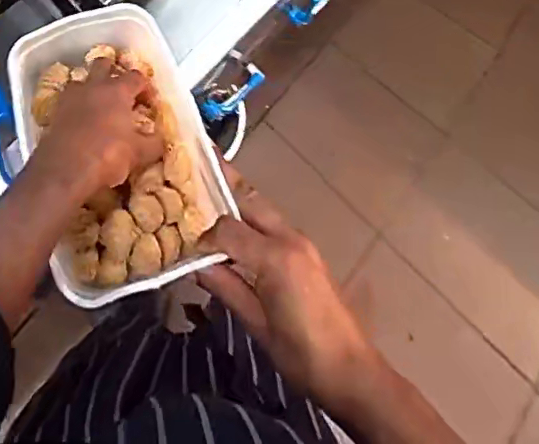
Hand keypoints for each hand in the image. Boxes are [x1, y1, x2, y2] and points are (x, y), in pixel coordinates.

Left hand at [28, 62, 164, 199]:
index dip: (146, 87)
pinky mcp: (54, 110)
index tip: (149, 103)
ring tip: (98, 104)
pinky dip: (75, 104)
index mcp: (118, 90)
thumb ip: (154, 143)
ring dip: (91, 86)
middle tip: (122, 92)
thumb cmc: (107, 155)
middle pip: (104, 64)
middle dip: (114, 72)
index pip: (137, 76)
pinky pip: (67, 98)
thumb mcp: (139, 154)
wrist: (64, 170)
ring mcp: (71, 96)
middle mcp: (94, 86)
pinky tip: (79, 119)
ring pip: (82, 79)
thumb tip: (161, 139)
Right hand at [197, 162, 460, 443]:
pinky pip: (273, 224)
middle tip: (197, 166)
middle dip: (223, 183)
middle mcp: (289, 239)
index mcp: (275, 258)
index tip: (186, 245)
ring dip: (237, 199)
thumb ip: (226, 288)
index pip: (227, 229)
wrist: (352, 373)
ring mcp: (302, 242)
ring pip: (262, 207)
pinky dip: (251, 218)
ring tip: (209, 189)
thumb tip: (195, 265)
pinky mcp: (307, 251)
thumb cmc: (302, 356)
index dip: (203, 235)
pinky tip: (236, 227)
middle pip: (249, 200)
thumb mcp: (258, 325)